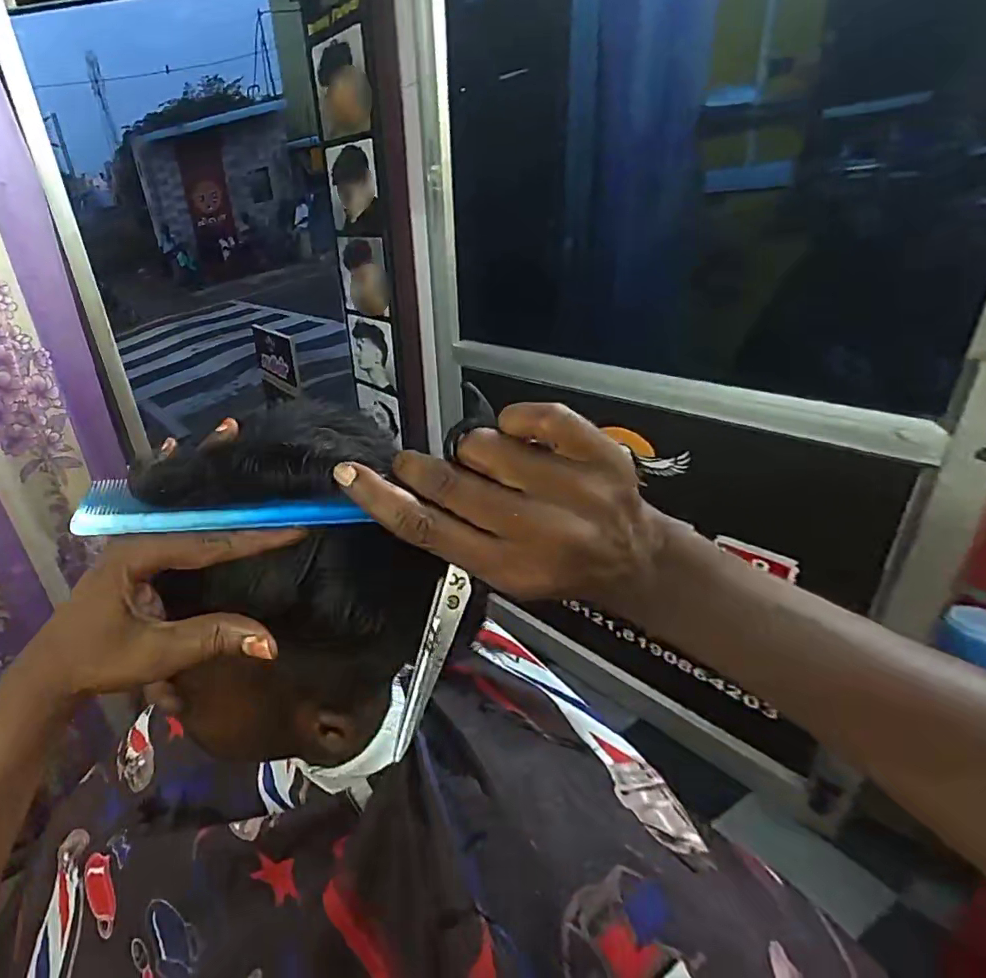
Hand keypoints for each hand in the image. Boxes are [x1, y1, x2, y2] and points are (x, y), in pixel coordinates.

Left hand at [14, 527, 299, 701]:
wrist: (52, 671)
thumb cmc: (98, 659)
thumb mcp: (157, 651)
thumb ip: (211, 639)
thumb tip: (270, 641)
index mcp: (136, 552)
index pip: (204, 542)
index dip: (251, 539)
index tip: (292, 529)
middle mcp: (136, 541)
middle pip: (199, 528)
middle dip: (242, 521)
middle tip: (286, 512)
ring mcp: (135, 552)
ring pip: (190, 535)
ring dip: (226, 527)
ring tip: (268, 514)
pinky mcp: (138, 567)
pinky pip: (181, 550)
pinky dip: (208, 545)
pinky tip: (232, 533)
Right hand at [334, 402, 670, 607]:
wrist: (636, 560)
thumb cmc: (552, 566)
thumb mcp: (496, 570)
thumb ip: (447, 533)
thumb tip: (393, 486)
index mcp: (508, 567)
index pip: (425, 528)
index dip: (378, 497)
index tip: (349, 473)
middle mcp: (542, 532)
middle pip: (446, 481)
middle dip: (418, 467)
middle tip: (418, 465)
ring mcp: (576, 489)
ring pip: (480, 442)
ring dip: (474, 451)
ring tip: (497, 468)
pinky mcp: (600, 453)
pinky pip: (528, 415)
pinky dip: (514, 422)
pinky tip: (525, 443)